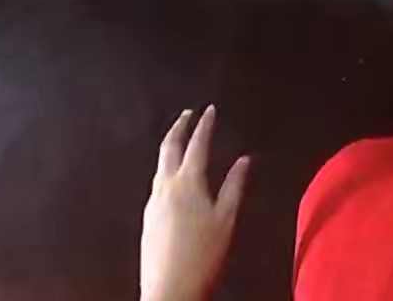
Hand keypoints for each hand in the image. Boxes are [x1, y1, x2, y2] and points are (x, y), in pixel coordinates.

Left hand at [141, 106, 248, 300]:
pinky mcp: (147, 221)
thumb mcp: (227, 220)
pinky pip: (156, 183)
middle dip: (179, 126)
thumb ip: (235, 185)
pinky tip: (170, 179)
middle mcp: (166, 187)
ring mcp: (153, 203)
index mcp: (188, 182)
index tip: (210, 110)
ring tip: (178, 141)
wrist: (169, 296)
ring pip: (160, 164)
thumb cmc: (202, 259)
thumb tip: (244, 160)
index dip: (205, 124)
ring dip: (170, 146)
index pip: (197, 143)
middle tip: (187, 114)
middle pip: (170, 146)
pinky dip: (165, 169)